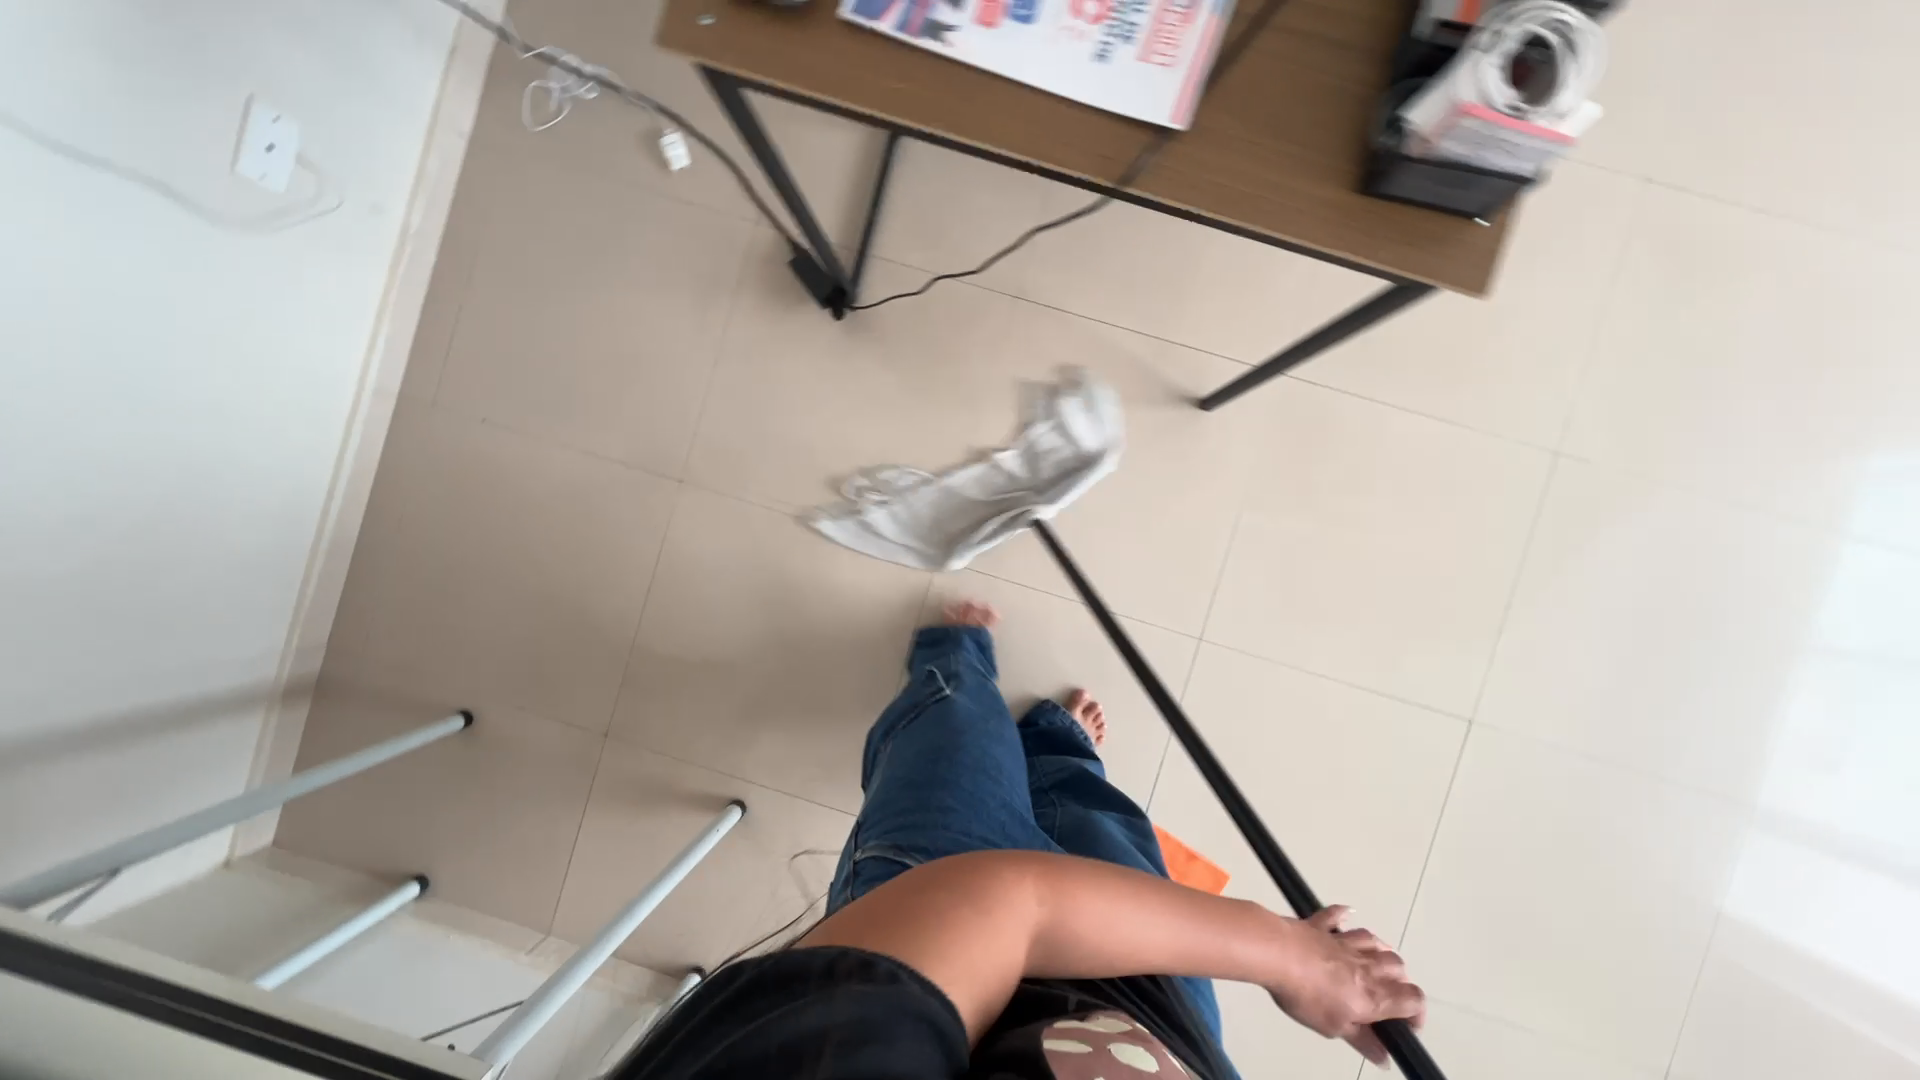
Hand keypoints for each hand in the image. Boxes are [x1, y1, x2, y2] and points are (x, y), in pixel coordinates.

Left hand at [1264, 905, 1425, 1066]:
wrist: (1276, 953)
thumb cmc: (1306, 995)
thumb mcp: (1334, 1028)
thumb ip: (1362, 1041)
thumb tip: (1385, 1058)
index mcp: (1373, 994)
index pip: (1413, 998)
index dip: (1416, 1012)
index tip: (1406, 1024)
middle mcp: (1365, 964)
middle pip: (1397, 965)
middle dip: (1398, 979)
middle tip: (1385, 992)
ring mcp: (1342, 940)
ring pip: (1373, 939)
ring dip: (1378, 949)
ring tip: (1374, 960)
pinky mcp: (1319, 925)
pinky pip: (1336, 915)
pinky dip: (1343, 915)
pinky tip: (1346, 915)